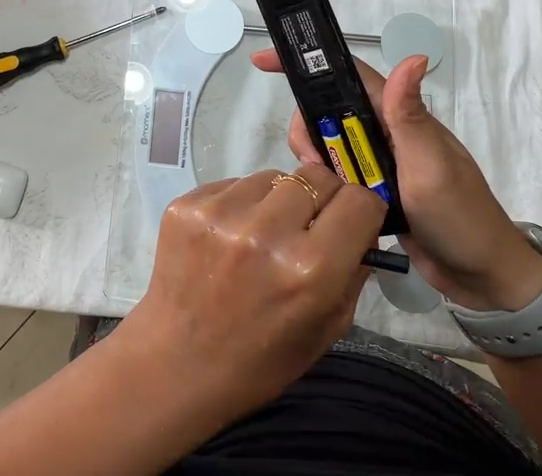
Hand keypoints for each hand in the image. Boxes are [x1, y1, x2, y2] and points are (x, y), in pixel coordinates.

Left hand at [118, 164, 384, 413]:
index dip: (362, 211)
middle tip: (309, 225)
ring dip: (278, 200)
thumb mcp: (327, 327)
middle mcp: (267, 231)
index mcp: (311, 268)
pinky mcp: (187, 205)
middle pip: (317, 177)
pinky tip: (229, 239)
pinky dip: (240, 205)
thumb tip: (364, 226)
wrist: (177, 363)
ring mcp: (221, 213)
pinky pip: (233, 185)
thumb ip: (352, 271)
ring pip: (273, 177)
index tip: (353, 223)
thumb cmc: (261, 359)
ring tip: (261, 237)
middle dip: (323, 198)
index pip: (359, 201)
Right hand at [250, 49, 541, 311]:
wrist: (482, 277)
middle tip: (308, 161)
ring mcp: (381, 162)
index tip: (264, 61)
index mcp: (401, 116)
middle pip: (328, 109)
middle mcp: (387, 132)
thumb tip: (414, 55)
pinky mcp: (375, 191)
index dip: (307, 63)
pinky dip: (323, 181)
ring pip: (328, 143)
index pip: (348, 75)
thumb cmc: (459, 216)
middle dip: (306, 126)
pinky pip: (336, 175)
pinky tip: (323, 200)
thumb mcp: (431, 165)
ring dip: (315, 158)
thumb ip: (410, 115)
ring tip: (322, 186)